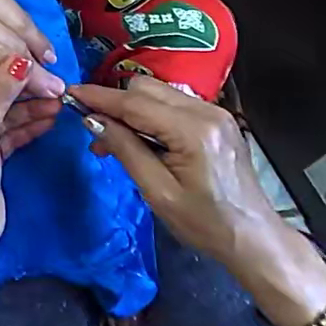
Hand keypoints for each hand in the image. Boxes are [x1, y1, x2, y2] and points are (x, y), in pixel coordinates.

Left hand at [0, 54, 34, 263]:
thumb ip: (0, 93)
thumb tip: (20, 57)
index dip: (0, 64)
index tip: (33, 57)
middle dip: (22, 88)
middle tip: (54, 83)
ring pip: (4, 114)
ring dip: (30, 108)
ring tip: (59, 102)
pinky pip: (11, 132)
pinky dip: (29, 126)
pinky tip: (50, 119)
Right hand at [69, 77, 325, 325]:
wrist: (254, 238)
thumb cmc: (205, 223)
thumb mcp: (158, 192)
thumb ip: (126, 150)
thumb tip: (93, 120)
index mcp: (193, 130)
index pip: (135, 103)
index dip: (100, 96)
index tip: (72, 93)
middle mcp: (206, 111)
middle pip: (146, 88)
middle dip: (115, 103)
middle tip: (95, 133)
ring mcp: (215, 112)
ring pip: (158, 92)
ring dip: (132, 108)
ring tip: (116, 140)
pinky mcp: (217, 118)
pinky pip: (173, 103)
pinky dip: (151, 114)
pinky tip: (143, 139)